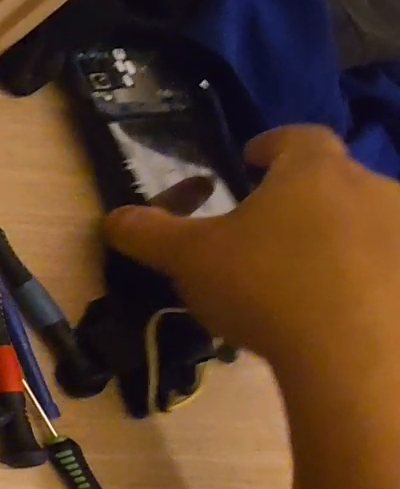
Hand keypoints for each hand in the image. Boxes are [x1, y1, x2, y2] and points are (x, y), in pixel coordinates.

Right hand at [103, 124, 399, 372]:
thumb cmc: (264, 284)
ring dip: (330, 234)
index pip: (300, 137)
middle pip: (333, 180)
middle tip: (260, 227)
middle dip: (298, 196)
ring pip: (363, 219)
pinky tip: (329, 300)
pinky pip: (383, 259)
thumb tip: (116, 217)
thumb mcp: (184, 257)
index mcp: (314, 174)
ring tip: (294, 270)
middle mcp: (375, 189)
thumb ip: (145, 232)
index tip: (249, 157)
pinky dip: (357, 269)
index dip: (271, 143)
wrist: (359, 351)